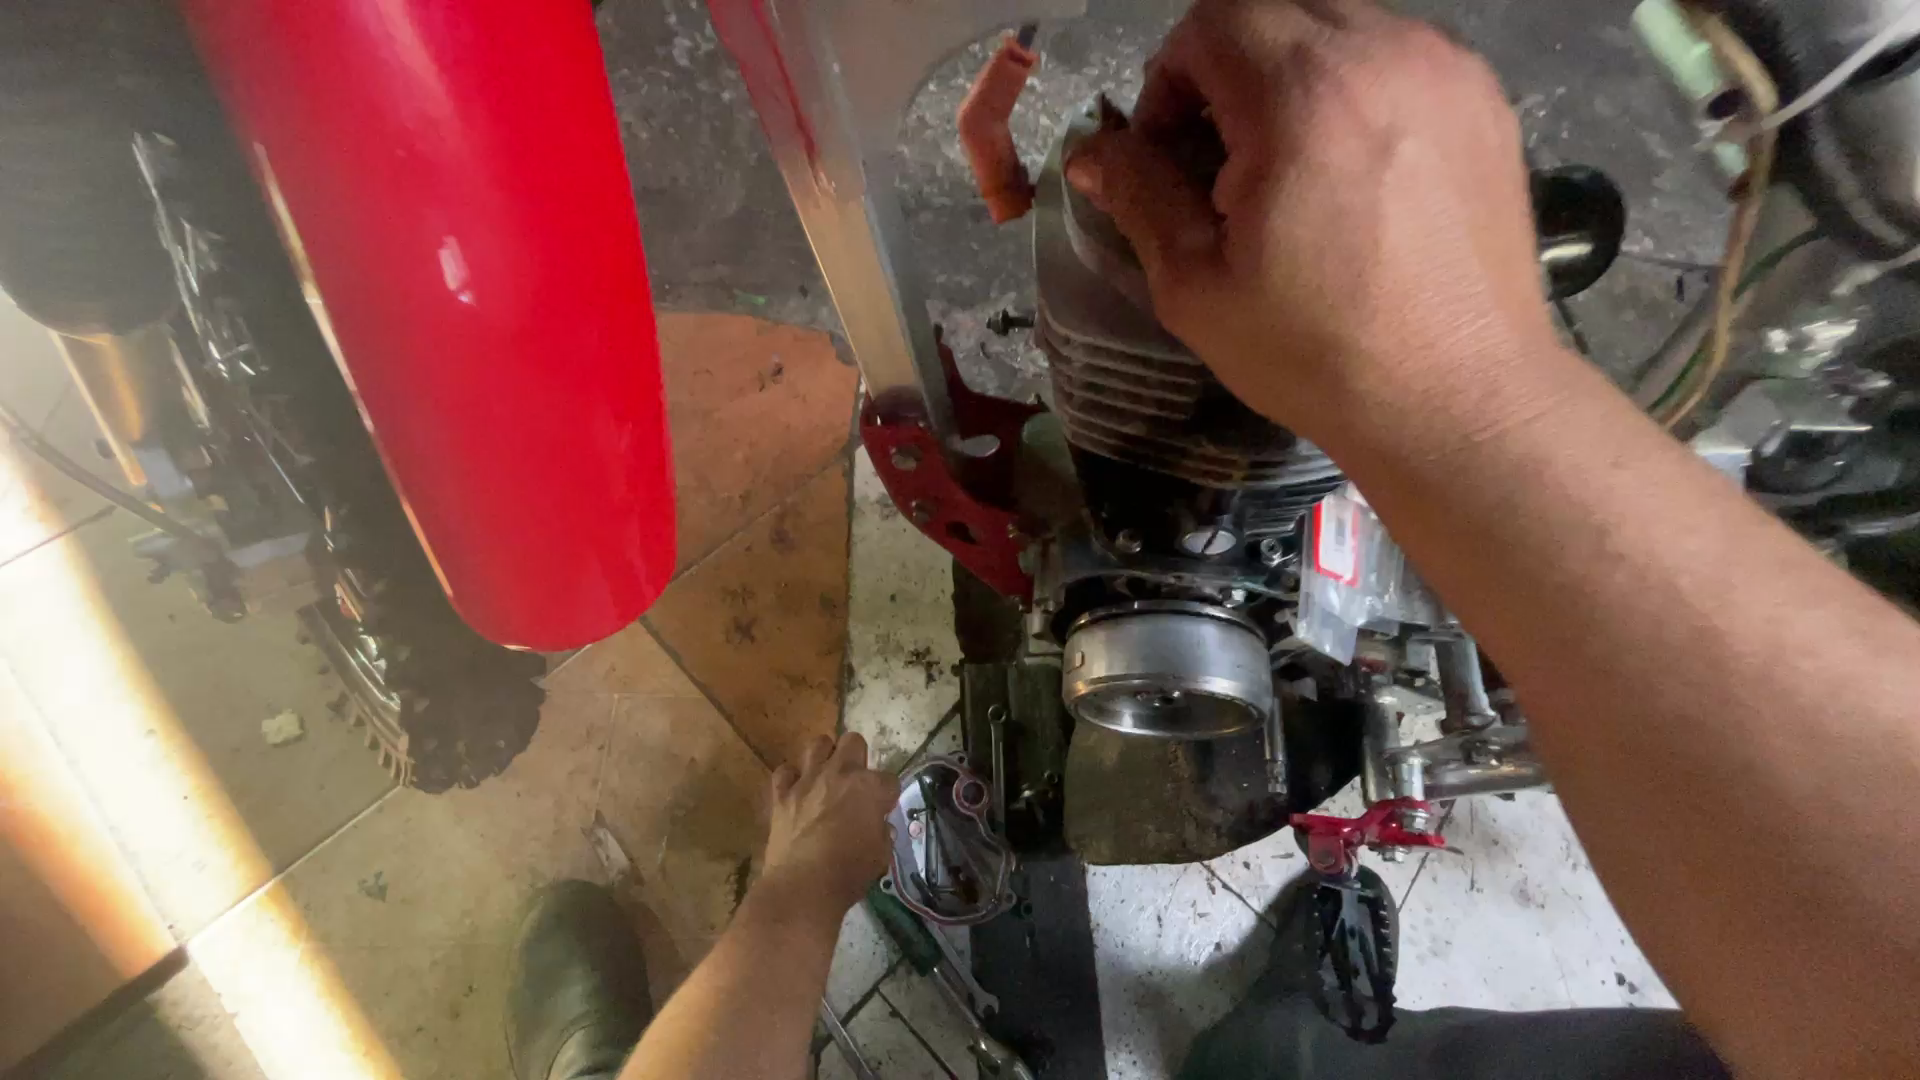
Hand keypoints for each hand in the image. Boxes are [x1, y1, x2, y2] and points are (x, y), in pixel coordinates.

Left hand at [757, 733, 897, 919]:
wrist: (803, 886)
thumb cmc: (849, 872)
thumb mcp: (880, 855)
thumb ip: (882, 832)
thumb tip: (878, 826)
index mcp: (870, 788)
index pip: (889, 780)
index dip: (888, 795)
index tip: (883, 809)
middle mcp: (840, 773)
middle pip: (853, 741)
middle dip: (858, 757)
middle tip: (855, 781)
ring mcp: (808, 780)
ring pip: (818, 744)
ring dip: (825, 756)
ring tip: (826, 776)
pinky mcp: (782, 794)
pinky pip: (784, 772)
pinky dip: (791, 779)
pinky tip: (795, 792)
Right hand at [1065, 0, 1559, 441]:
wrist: (1453, 398)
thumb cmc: (1308, 352)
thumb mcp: (1195, 287)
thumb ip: (1139, 198)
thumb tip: (1090, 153)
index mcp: (1302, 94)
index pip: (1211, 19)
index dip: (1168, 80)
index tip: (1170, 157)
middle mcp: (1387, 50)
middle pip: (1275, 13)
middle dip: (1224, 74)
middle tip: (1218, 168)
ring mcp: (1450, 70)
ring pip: (1339, 30)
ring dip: (1287, 85)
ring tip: (1285, 181)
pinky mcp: (1487, 103)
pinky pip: (1395, 62)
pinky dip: (1348, 98)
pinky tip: (1348, 185)